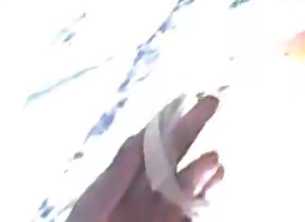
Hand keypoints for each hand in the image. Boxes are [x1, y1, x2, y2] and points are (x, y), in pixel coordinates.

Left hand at [67, 95, 223, 221]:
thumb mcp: (91, 211)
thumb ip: (115, 176)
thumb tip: (142, 133)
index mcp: (122, 184)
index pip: (147, 145)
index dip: (166, 119)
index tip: (185, 95)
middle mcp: (148, 191)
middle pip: (175, 152)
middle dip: (194, 126)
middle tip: (213, 100)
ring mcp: (167, 209)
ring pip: (194, 177)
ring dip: (205, 164)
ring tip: (211, 160)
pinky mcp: (182, 219)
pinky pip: (201, 204)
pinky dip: (209, 191)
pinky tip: (212, 185)